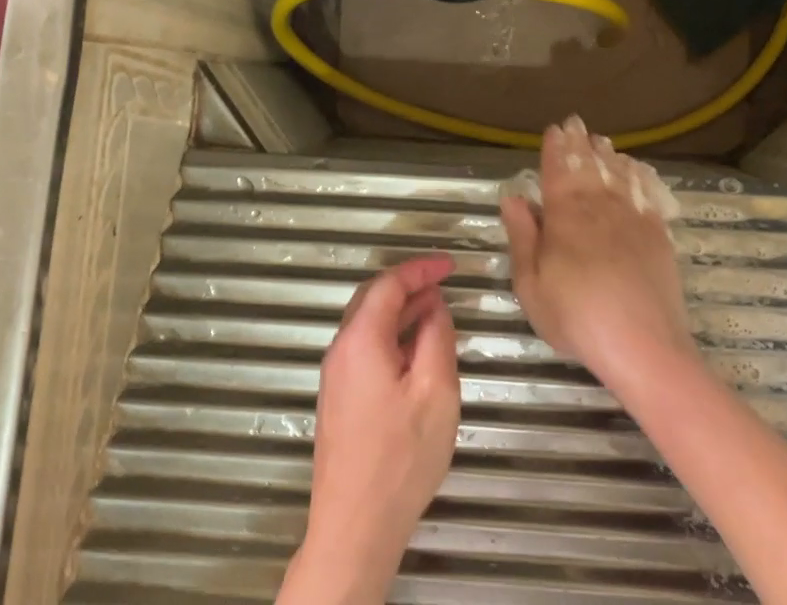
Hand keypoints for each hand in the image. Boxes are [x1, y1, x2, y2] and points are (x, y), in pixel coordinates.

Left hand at [279, 257, 460, 604]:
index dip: (421, 269)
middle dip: (408, 285)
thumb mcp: (436, 390)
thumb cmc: (401, 456)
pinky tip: (416, 352)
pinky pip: (365, 351)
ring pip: (367, 326)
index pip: (388, 284)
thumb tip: (434, 308)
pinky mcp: (339, 400)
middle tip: (443, 283)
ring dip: (401, 312)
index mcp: (361, 340)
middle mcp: (340, 352)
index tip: (450, 265)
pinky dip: (392, 337)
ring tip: (436, 312)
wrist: (355, 522)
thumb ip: (436, 338)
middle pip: (371, 300)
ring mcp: (335, 378)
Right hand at [500, 116, 696, 386]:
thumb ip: (522, 237)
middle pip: (590, 165)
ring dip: (608, 155)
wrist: (643, 344)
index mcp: (565, 214)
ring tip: (601, 142)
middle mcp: (601, 205)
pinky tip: (636, 171)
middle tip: (576, 123)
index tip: (555, 129)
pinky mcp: (658, 234)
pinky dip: (638, 176)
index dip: (556, 148)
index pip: (558, 169)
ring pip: (619, 174)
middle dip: (581, 143)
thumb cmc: (576, 317)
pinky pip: (646, 192)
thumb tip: (514, 198)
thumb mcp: (530, 285)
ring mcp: (634, 218)